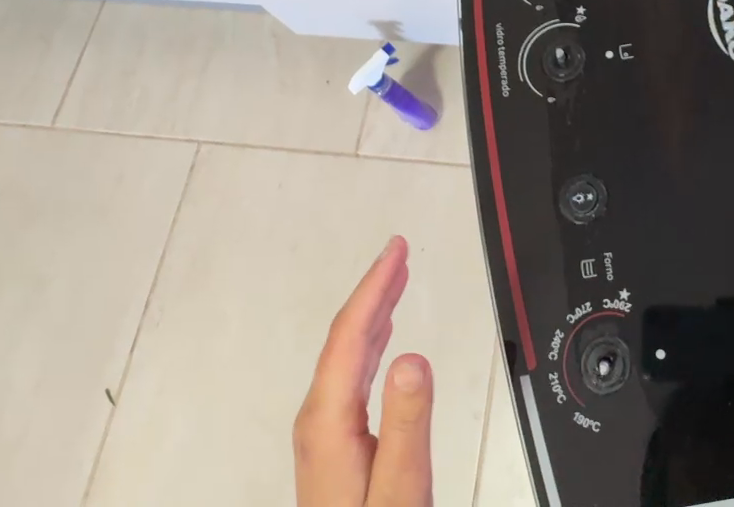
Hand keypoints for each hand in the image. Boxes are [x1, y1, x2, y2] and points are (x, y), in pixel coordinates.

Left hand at [294, 235, 434, 506]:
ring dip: (374, 310)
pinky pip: (353, 371)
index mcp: (330, 421)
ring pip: (348, 352)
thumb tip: (412, 355)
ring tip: (397, 278)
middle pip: (345, 336)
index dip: (374, 285)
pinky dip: (371, 340)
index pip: (351, 335)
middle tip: (399, 249)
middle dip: (373, 287)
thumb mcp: (400, 488)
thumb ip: (407, 424)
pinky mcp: (337, 442)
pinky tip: (384, 336)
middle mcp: (320, 418)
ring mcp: (325, 430)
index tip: (396, 249)